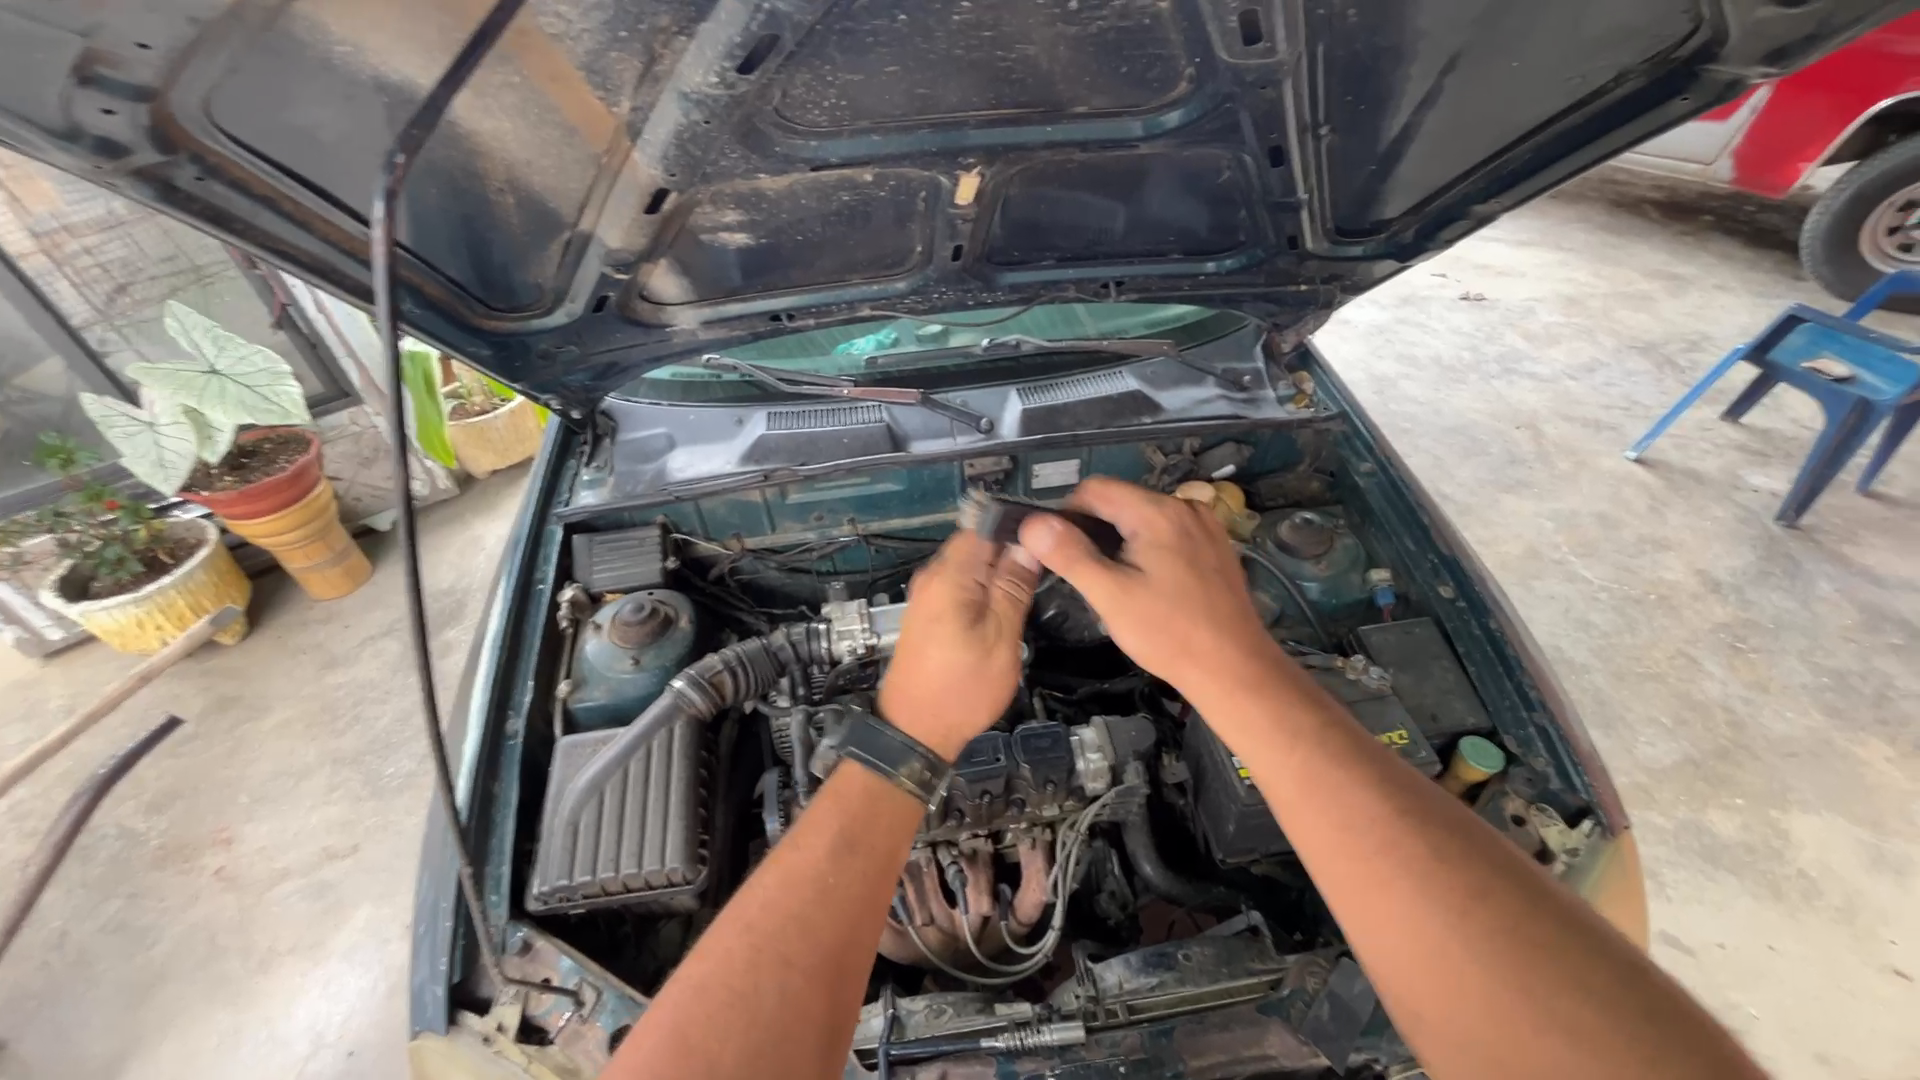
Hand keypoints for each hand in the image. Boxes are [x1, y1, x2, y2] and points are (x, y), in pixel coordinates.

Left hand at [877, 529, 1038, 759]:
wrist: (914, 732)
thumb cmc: (962, 688)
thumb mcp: (1001, 638)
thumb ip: (1013, 588)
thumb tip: (1027, 545)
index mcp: (950, 576)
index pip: (984, 526)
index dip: (1016, 528)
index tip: (1048, 538)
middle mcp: (932, 578)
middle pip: (976, 545)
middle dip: (1010, 550)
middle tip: (1048, 565)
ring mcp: (927, 597)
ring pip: (970, 568)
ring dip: (998, 573)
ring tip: (1032, 586)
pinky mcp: (927, 616)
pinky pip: (960, 588)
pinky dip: (983, 591)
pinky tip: (1005, 608)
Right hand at [1017, 476, 1280, 700]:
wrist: (1234, 668)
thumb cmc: (1169, 633)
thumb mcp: (1110, 595)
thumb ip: (1069, 554)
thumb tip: (1031, 523)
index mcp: (1158, 511)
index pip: (1095, 489)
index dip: (1067, 515)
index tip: (1059, 553)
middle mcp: (1185, 506)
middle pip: (1121, 502)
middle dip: (1095, 531)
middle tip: (1088, 577)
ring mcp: (1205, 525)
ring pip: (1144, 519)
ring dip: (1121, 542)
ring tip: (1117, 585)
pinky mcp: (1215, 546)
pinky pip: (1168, 533)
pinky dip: (1148, 549)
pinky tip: (1149, 586)